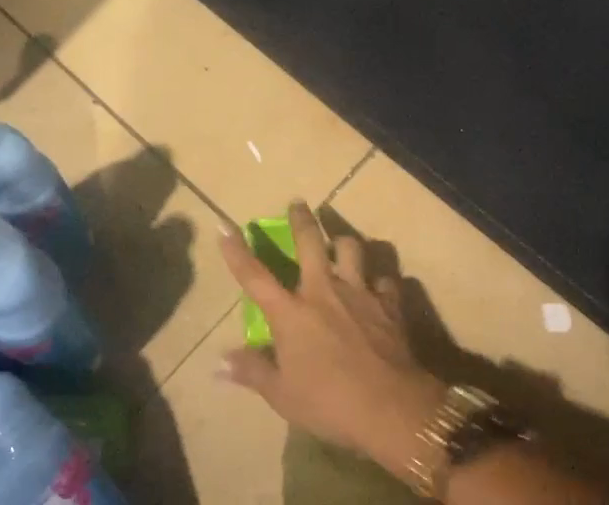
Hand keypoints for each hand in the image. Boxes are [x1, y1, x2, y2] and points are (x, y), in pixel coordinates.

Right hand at [219, 201, 447, 479]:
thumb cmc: (328, 402)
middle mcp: (324, 290)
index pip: (255, 277)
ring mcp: (360, 291)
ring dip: (345, 243)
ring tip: (342, 243)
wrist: (388, 405)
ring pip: (352, 248)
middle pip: (310, 242)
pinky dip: (380, 280)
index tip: (225, 228)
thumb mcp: (282, 395)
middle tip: (299, 203)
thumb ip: (253, 372)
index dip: (237, 253)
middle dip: (302, 220)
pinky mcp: (389, 302)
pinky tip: (380, 286)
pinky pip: (385, 279)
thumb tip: (219, 362)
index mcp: (291, 313)